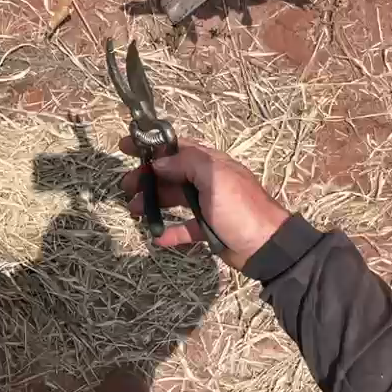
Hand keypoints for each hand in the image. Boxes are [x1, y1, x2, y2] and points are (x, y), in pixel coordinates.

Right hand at [119, 137, 289, 269]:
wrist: (266, 246)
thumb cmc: (239, 208)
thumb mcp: (215, 178)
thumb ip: (187, 164)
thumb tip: (159, 163)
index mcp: (209, 163)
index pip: (175, 147)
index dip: (150, 146)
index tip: (125, 147)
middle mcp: (206, 181)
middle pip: (169, 174)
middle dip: (146, 177)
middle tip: (125, 186)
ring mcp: (207, 205)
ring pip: (173, 199)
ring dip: (152, 202)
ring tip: (133, 209)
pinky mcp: (207, 228)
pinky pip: (183, 227)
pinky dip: (169, 231)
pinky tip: (156, 236)